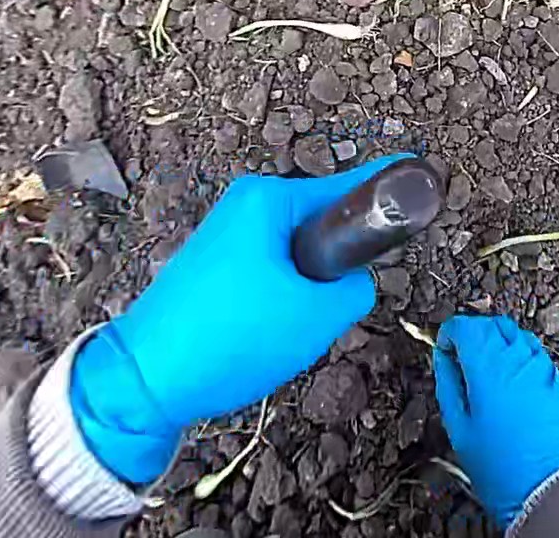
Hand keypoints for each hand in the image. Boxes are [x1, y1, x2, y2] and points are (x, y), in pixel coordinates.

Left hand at [70, 155, 408, 481]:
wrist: (138, 387)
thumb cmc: (231, 337)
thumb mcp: (317, 316)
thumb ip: (357, 288)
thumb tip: (354, 282)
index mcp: (269, 199)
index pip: (347, 185)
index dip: (387, 186)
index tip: (421, 171)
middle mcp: (247, 204)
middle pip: (322, 219)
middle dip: (340, 253)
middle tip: (348, 287)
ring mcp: (227, 232)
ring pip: (297, 246)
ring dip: (311, 275)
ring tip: (306, 314)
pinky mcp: (215, 261)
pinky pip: (271, 262)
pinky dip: (286, 285)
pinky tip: (278, 321)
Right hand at [433, 315, 558, 525]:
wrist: (546, 484)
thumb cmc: (501, 464)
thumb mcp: (459, 428)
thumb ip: (448, 385)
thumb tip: (442, 358)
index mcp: (487, 365)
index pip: (464, 326)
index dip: (449, 333)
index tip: (444, 348)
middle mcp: (514, 355)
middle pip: (488, 323)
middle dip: (471, 334)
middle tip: (461, 361)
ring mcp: (537, 361)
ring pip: (510, 331)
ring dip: (494, 340)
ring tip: (485, 372)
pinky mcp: (552, 372)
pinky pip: (529, 348)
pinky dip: (515, 352)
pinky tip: (509, 379)